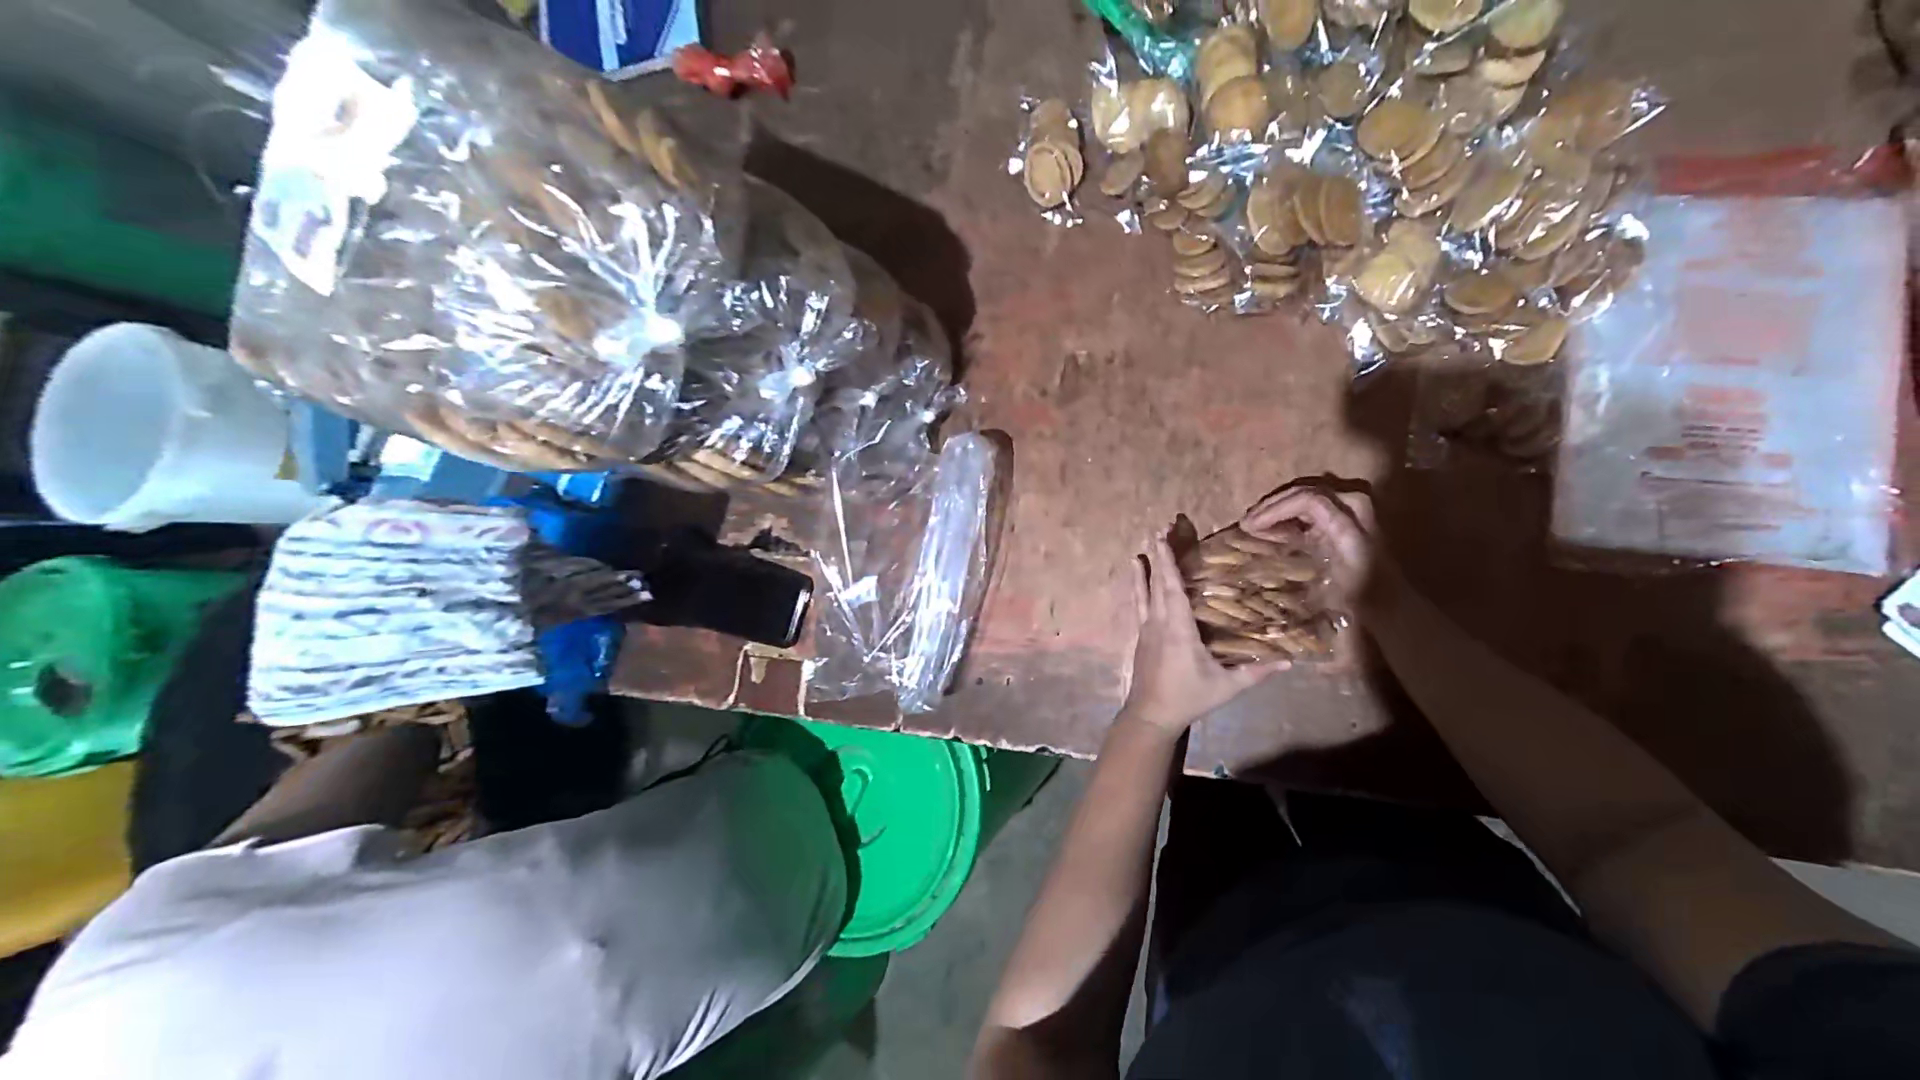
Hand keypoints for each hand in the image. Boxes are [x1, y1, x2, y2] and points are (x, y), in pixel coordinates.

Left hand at [1120, 529, 1289, 735]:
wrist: (1150, 714)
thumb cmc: (1189, 698)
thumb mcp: (1226, 687)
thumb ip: (1256, 672)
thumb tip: (1290, 661)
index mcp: (1179, 630)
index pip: (1172, 589)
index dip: (1167, 563)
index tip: (1163, 539)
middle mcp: (1159, 623)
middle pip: (1158, 583)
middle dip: (1158, 555)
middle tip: (1159, 529)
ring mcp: (1147, 629)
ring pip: (1144, 592)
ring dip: (1145, 568)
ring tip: (1144, 545)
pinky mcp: (1141, 636)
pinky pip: (1140, 605)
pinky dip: (1139, 587)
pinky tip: (1137, 576)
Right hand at [1239, 486, 1390, 606]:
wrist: (1393, 603)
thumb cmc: (1359, 598)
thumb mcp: (1326, 587)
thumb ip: (1299, 559)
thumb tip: (1260, 548)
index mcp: (1349, 524)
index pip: (1308, 499)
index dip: (1274, 509)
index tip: (1249, 526)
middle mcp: (1356, 506)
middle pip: (1305, 490)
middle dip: (1272, 505)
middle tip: (1246, 522)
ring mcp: (1356, 506)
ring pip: (1309, 491)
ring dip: (1280, 505)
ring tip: (1256, 523)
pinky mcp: (1351, 513)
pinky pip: (1316, 500)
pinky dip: (1293, 509)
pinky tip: (1276, 526)